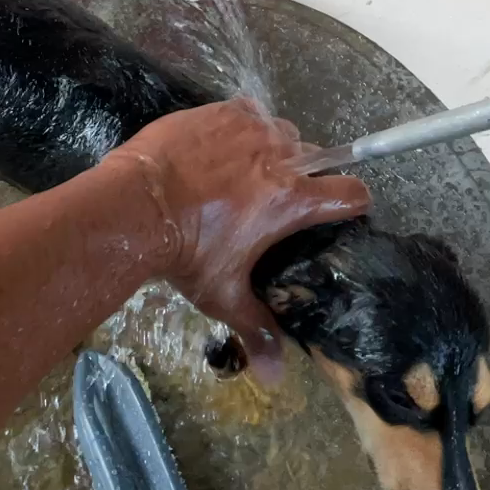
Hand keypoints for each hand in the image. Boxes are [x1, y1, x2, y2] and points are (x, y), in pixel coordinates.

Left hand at [103, 99, 368, 380]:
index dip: (352, 201)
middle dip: (301, 175)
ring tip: (244, 169)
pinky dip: (241, 125)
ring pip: (280, 130)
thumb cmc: (185, 252)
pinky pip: (246, 111)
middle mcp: (278, 155)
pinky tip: (220, 144)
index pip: (352, 191)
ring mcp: (247, 127)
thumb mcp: (223, 294)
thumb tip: (275, 379)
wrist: (136, 205)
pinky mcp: (218, 110)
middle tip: (272, 198)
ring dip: (272, 147)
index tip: (339, 210)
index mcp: (290, 199)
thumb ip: (257, 330)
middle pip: (314, 157)